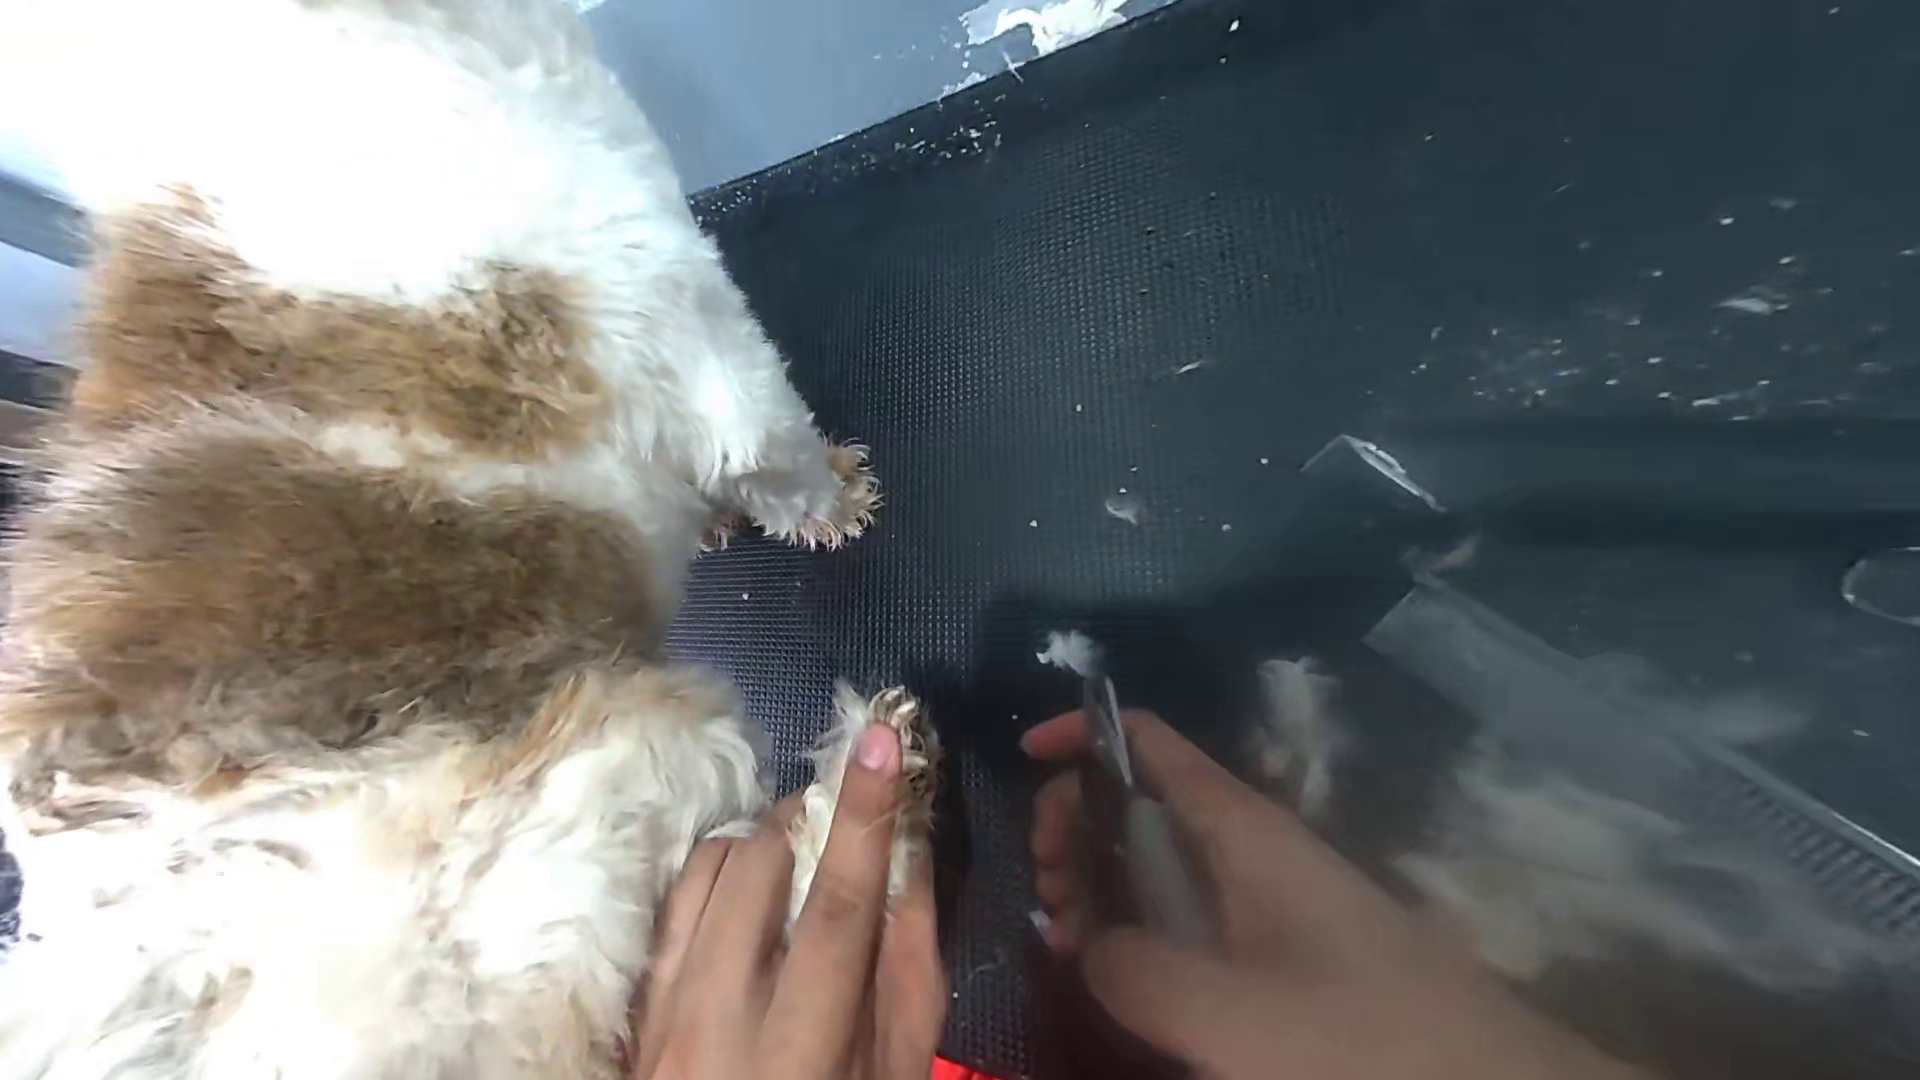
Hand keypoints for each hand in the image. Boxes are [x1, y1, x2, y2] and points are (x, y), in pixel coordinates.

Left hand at [632, 724, 945, 1079]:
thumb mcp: (903, 1058)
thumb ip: (911, 945)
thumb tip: (909, 839)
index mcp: (806, 1048)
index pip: (841, 905)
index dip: (865, 812)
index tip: (880, 738)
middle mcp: (720, 1022)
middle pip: (764, 864)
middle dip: (808, 811)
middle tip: (836, 813)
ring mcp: (667, 1013)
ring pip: (715, 864)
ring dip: (768, 834)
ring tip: (797, 851)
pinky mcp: (640, 1006)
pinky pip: (679, 892)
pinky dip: (724, 860)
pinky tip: (750, 880)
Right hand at [1025, 709, 1641, 1079]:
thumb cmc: (1377, 1044)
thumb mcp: (1241, 1016)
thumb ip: (1137, 971)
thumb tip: (1090, 947)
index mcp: (1230, 820)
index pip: (1139, 735)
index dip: (1079, 730)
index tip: (1026, 759)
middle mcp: (1233, 836)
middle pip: (1128, 791)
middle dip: (1071, 822)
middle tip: (1049, 892)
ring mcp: (1246, 886)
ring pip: (1144, 851)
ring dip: (1092, 879)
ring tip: (1067, 939)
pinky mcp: (1259, 935)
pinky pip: (1171, 904)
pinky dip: (1127, 922)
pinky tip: (1109, 968)